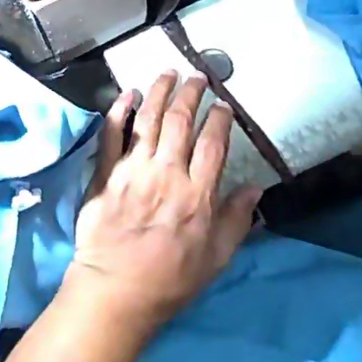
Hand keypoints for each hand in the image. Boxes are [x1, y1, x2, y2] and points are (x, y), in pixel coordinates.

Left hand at [62, 73, 260, 334]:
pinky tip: (127, 92)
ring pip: (148, 119)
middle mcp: (166, 174)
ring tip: (167, 73)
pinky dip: (119, 109)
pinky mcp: (106, 171)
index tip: (224, 104)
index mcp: (197, 195)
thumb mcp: (216, 258)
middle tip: (197, 76)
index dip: (220, 120)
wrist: (117, 288)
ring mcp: (133, 169)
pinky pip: (112, 132)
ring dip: (159, 91)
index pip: (213, 145)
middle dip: (191, 94)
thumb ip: (236, 220)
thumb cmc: (171, 279)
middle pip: (180, 122)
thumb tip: (256, 187)